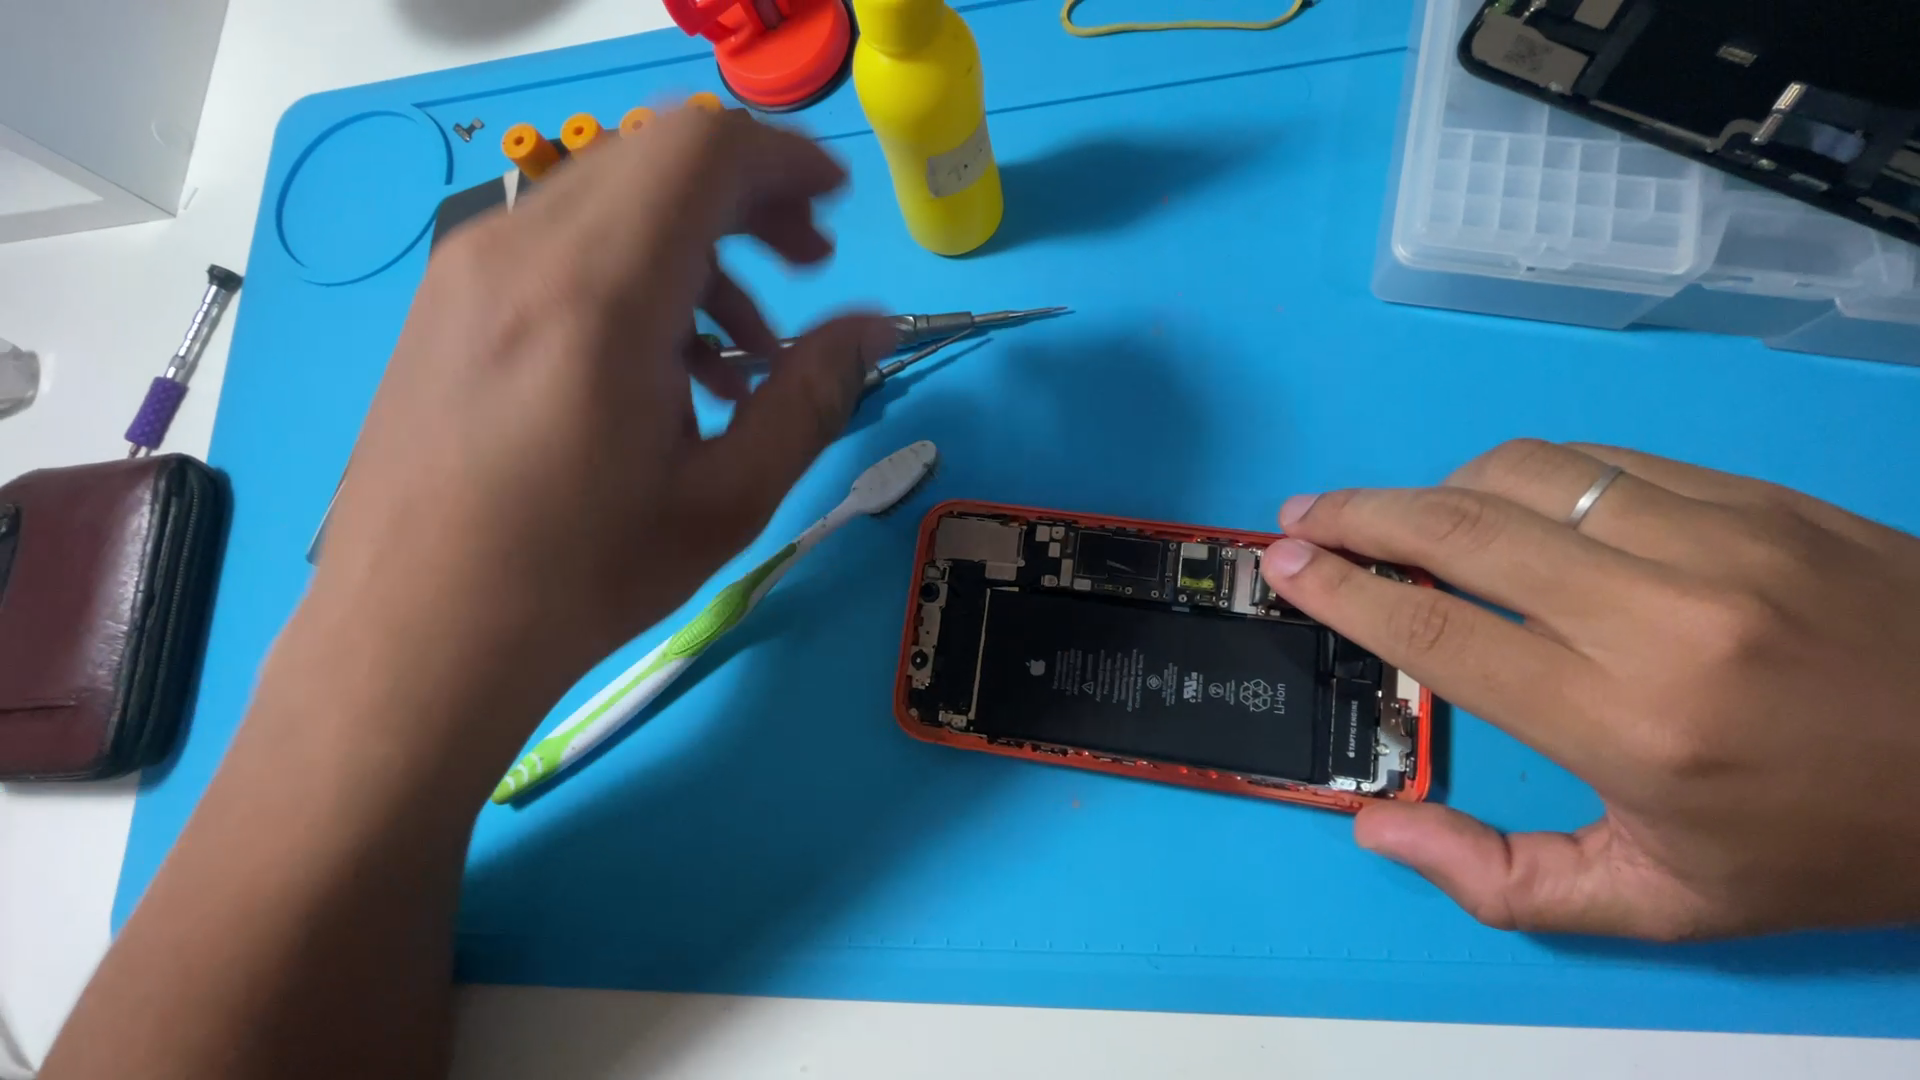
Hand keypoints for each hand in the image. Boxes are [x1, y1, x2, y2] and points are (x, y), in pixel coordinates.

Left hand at [302, 107, 895, 760]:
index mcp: (600, 294)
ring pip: (613, 202)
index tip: (837, 209)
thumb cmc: (585, 577)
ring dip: (700, 250)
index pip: (705, 150)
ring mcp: (470, 271)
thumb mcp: (729, 498)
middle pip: (659, 162)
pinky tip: (666, 370)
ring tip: (744, 355)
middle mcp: (522, 250)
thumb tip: (875, 327)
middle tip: (807, 270)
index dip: (787, 160)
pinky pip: (564, 247)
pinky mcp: (450, 304)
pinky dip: (639, 276)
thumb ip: (811, 395)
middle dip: (752, 201)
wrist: (416, 638)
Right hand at [1262, 439, 1919, 939]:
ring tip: (1398, 518)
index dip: (1343, 590)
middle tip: (1301, 514)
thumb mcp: (1663, 903)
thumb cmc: (1828, 842)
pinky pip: (1592, 460)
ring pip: (1518, 475)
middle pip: (1460, 530)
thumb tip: (1376, 827)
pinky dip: (1515, 475)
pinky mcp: (1753, 496)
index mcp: (1628, 724)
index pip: (1438, 632)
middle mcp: (1660, 617)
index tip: (1284, 563)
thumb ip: (1500, 878)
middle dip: (1358, 514)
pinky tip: (1499, 502)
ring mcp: (1715, 540)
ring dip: (1432, 491)